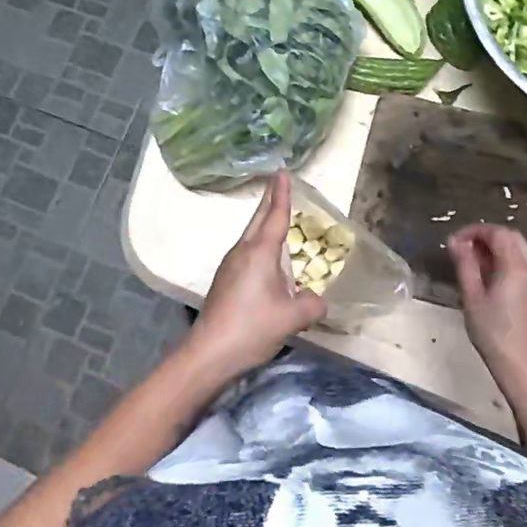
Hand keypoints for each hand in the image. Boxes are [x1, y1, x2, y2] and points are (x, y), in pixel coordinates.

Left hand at [187, 172, 325, 377]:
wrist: (208, 353)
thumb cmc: (251, 328)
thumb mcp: (292, 318)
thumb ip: (312, 305)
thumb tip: (318, 300)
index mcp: (259, 253)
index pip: (274, 216)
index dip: (281, 194)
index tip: (283, 172)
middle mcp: (243, 253)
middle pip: (258, 220)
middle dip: (269, 201)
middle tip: (279, 184)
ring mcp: (230, 267)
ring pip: (251, 237)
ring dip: (264, 224)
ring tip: (277, 217)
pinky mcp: (226, 282)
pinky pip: (248, 254)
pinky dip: (261, 245)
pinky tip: (269, 260)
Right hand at [448, 224, 526, 371]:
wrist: (520, 363)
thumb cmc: (492, 332)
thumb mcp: (472, 297)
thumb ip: (465, 264)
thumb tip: (455, 241)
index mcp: (517, 268)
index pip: (498, 234)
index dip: (475, 231)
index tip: (455, 240)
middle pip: (512, 237)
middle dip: (486, 236)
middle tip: (463, 246)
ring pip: (518, 250)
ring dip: (495, 247)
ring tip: (470, 260)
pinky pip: (521, 264)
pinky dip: (504, 260)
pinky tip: (486, 274)